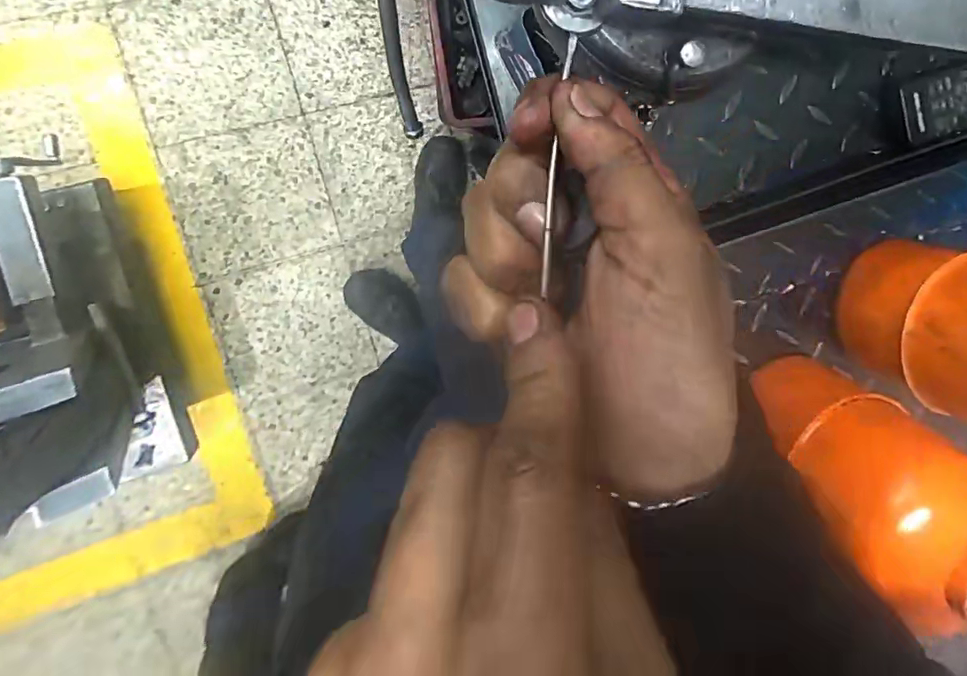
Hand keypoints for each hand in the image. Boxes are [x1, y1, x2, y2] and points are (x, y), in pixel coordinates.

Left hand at [310, 301, 671, 675]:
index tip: (541, 326)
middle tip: (528, 483)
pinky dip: (406, 613)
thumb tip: (576, 469)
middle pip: (443, 474)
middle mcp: (409, 666)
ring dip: (447, 540)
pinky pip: (360, 619)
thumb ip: (606, 578)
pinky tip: (434, 671)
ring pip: (396, 542)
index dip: (542, 394)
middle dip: (489, 448)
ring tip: (487, 610)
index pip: (526, 484)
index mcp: (519, 664)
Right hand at [444, 78, 737, 500]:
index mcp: (625, 187)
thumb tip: (572, 92)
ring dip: (505, 258)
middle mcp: (573, 213)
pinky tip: (521, 332)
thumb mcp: (665, 246)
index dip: (548, 108)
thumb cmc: (671, 345)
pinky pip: (460, 277)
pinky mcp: (498, 304)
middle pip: (514, 161)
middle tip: (549, 237)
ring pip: (478, 215)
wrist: (646, 457)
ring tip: (543, 301)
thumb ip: (621, 165)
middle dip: (520, 198)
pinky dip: (486, 305)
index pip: (578, 112)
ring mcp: (530, 259)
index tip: (532, 129)